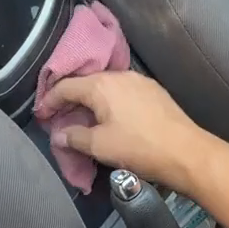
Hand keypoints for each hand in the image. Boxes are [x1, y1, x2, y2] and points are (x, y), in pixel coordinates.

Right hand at [41, 71, 225, 193]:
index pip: (66, 86)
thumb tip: (58, 134)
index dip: (50, 100)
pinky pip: (123, 92)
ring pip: (105, 87)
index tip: (41, 114)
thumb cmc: (139, 148)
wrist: (187, 152)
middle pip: (85, 84)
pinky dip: (110, 103)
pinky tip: (111, 118)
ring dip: (91, 102)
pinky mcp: (154, 91)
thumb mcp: (100, 146)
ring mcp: (139, 81)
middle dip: (70, 101)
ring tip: (84, 120)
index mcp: (101, 85)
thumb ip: (74, 137)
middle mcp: (119, 75)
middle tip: (59, 119)